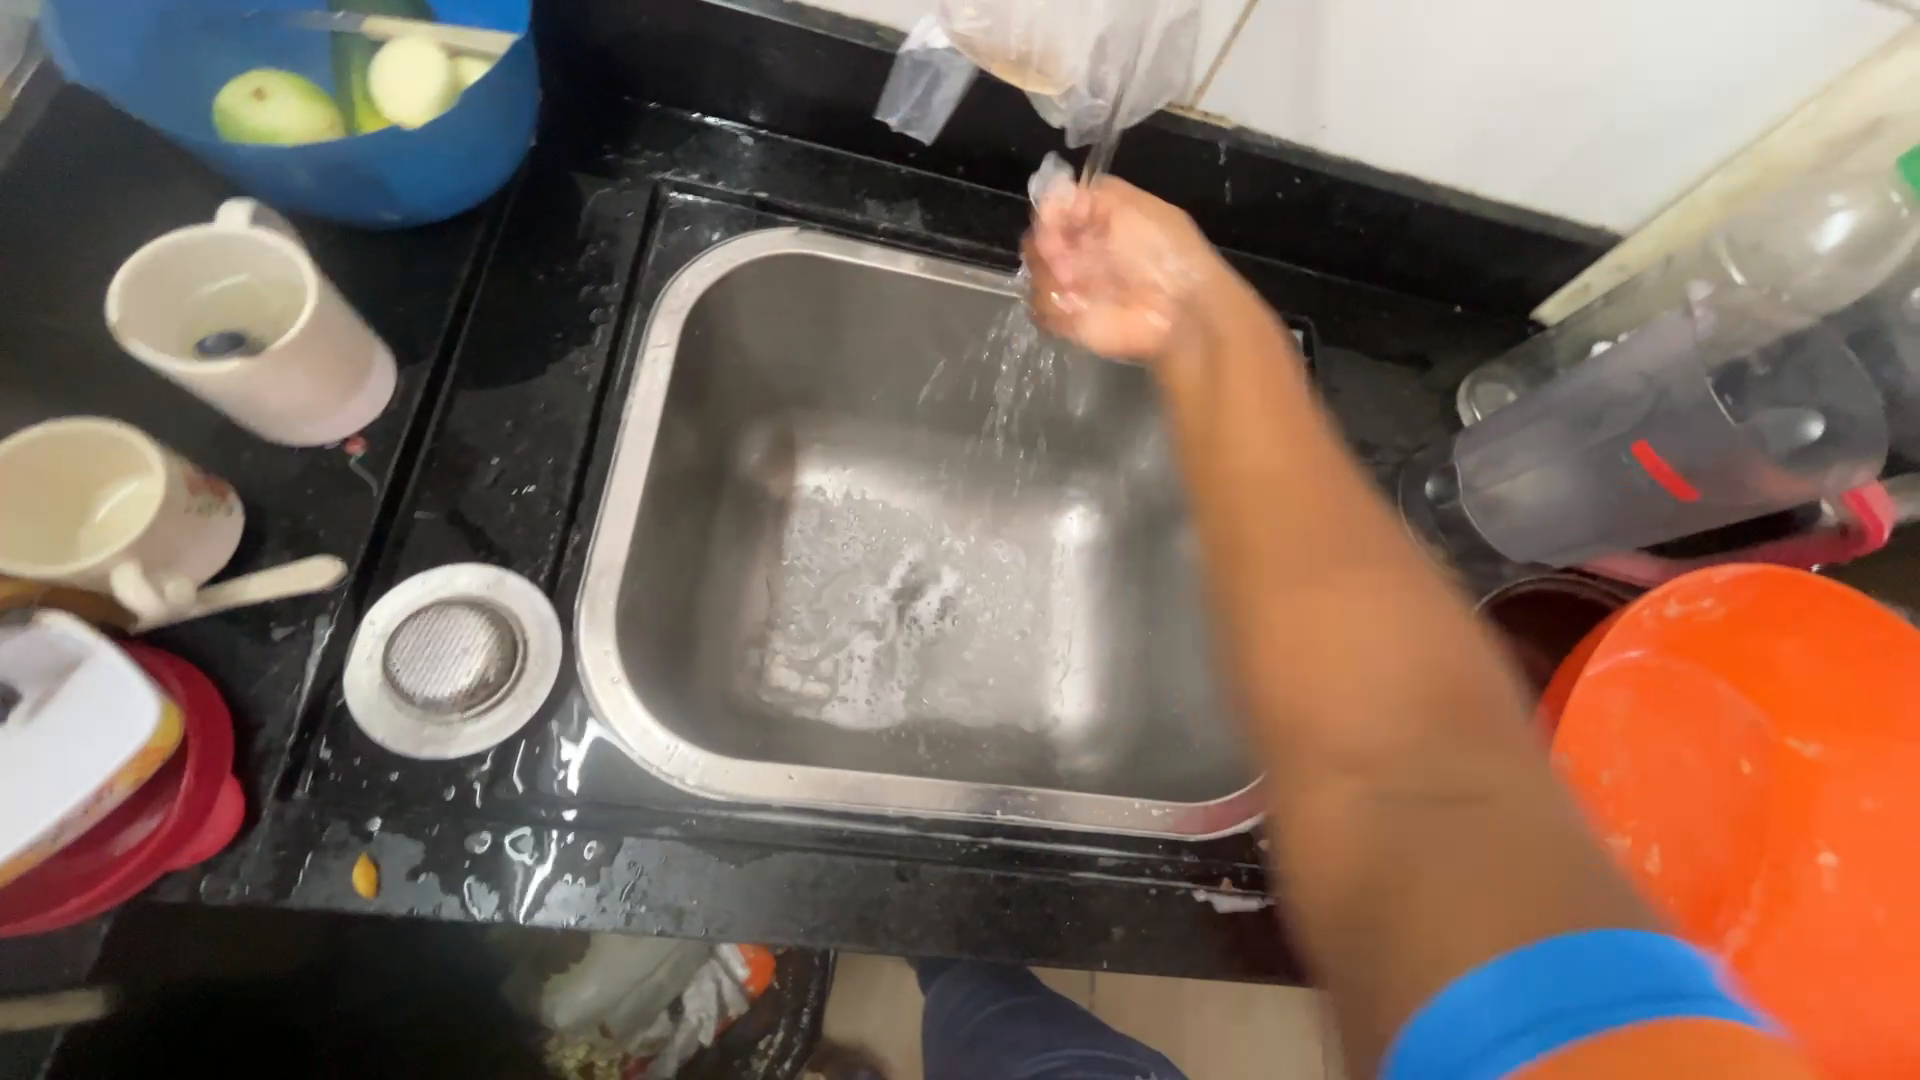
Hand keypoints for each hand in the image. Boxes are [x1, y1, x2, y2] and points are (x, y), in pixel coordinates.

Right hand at [1022, 177, 1222, 363]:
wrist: (1180, 310)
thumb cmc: (1164, 253)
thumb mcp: (1137, 206)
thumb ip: (1094, 195)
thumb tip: (1052, 198)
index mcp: (1093, 225)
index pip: (1049, 214)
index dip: (1047, 217)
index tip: (1054, 224)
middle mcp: (1079, 256)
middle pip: (1035, 246)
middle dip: (1045, 250)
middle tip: (1066, 261)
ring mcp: (1072, 291)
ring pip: (1034, 278)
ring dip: (1051, 280)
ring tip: (1078, 288)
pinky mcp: (1069, 323)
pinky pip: (1039, 312)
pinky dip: (1054, 308)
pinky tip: (1078, 308)